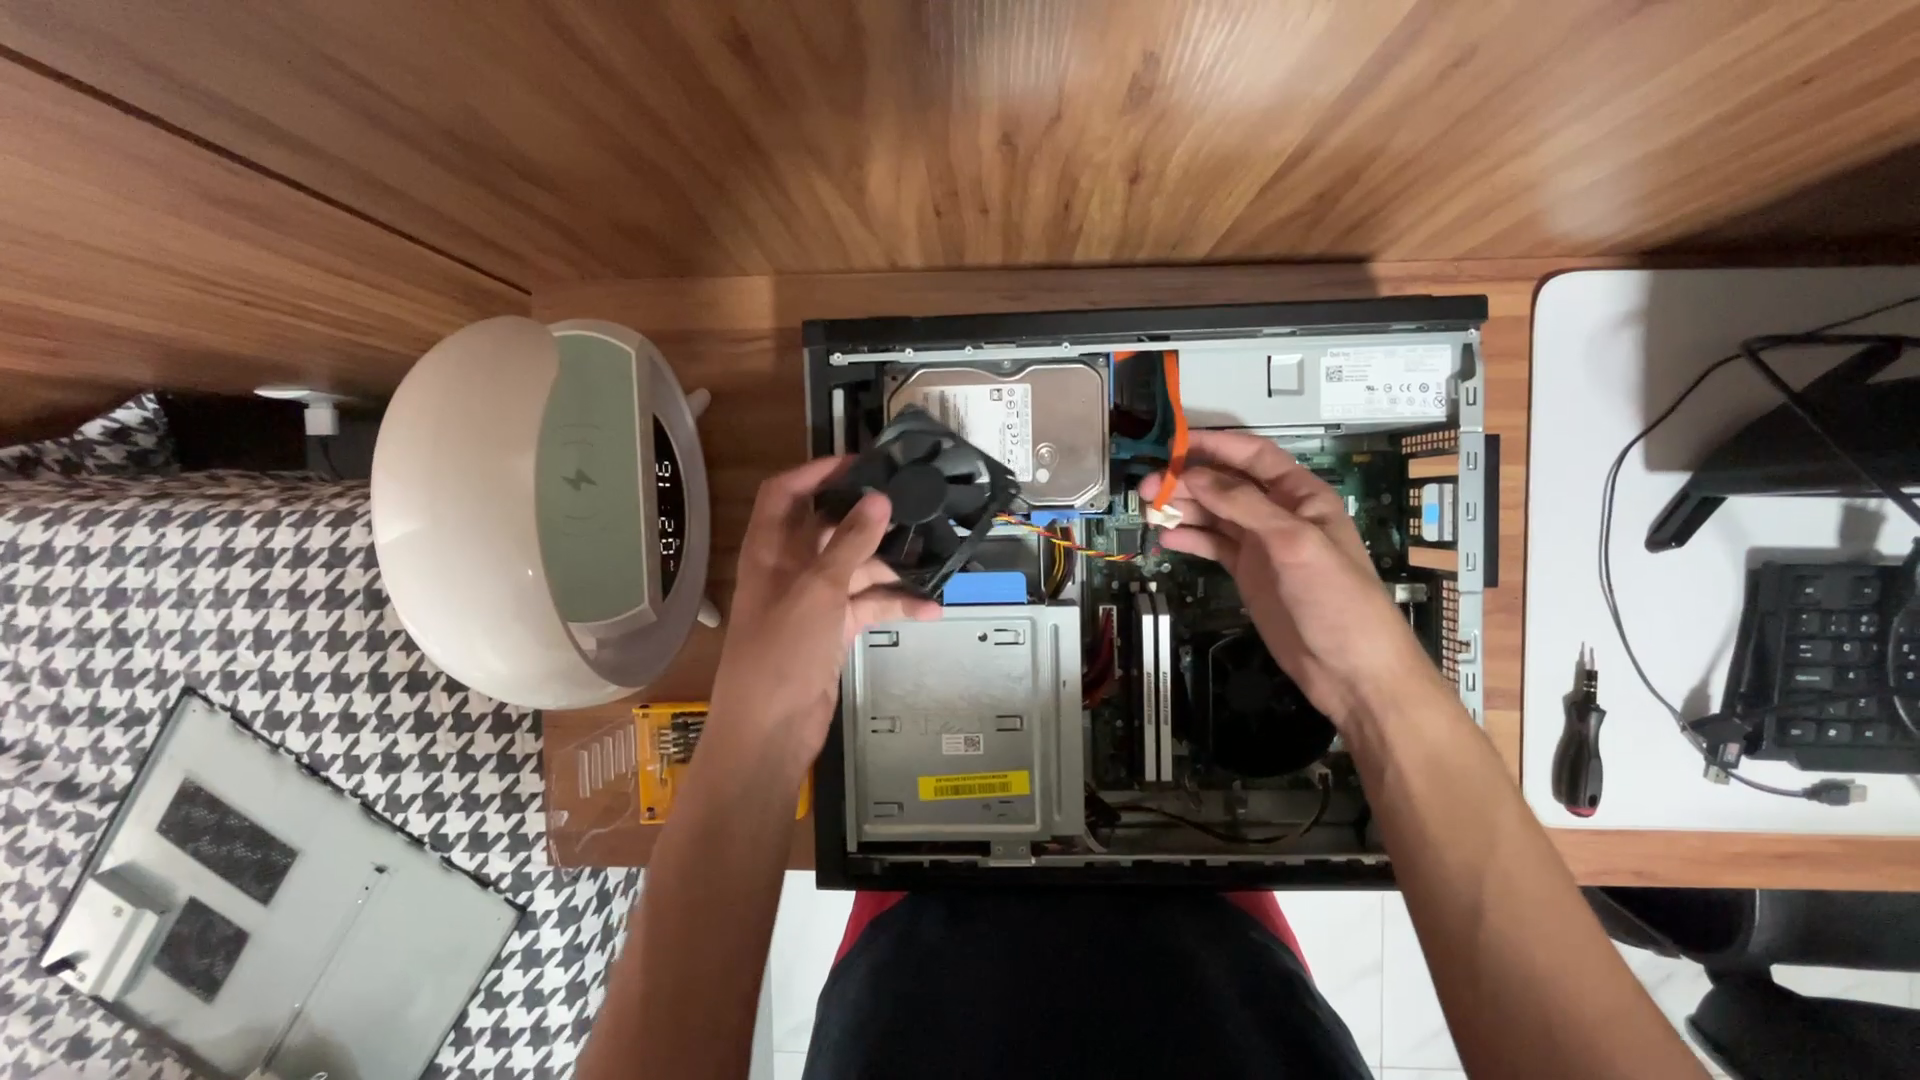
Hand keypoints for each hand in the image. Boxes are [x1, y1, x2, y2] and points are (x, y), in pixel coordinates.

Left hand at [708, 458, 940, 757]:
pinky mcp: (832, 631)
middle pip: (829, 530)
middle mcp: (789, 569)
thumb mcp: (817, 591)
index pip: (785, 493)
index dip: (816, 473)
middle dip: (867, 522)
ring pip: (854, 569)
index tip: (861, 463)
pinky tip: (927, 608)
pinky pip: (866, 606)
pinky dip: (893, 606)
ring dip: (889, 569)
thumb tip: (878, 499)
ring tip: (931, 564)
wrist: (769, 731)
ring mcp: (812, 601)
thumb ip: (849, 543)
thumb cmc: (780, 653)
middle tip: (912, 509)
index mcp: (769, 550)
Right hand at [1139, 431, 1449, 729]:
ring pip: (1215, 513)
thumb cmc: (1336, 598)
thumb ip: (1245, 505)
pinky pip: (1213, 545)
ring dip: (1183, 508)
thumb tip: (1197, 475)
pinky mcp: (1248, 572)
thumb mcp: (1294, 543)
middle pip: (1226, 483)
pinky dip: (1190, 539)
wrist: (1350, 667)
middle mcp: (1279, 513)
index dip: (1215, 446)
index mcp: (1302, 495)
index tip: (1172, 444)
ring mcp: (1261, 544)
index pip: (1254, 456)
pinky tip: (1166, 538)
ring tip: (1148, 510)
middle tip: (1147, 488)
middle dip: (1188, 480)